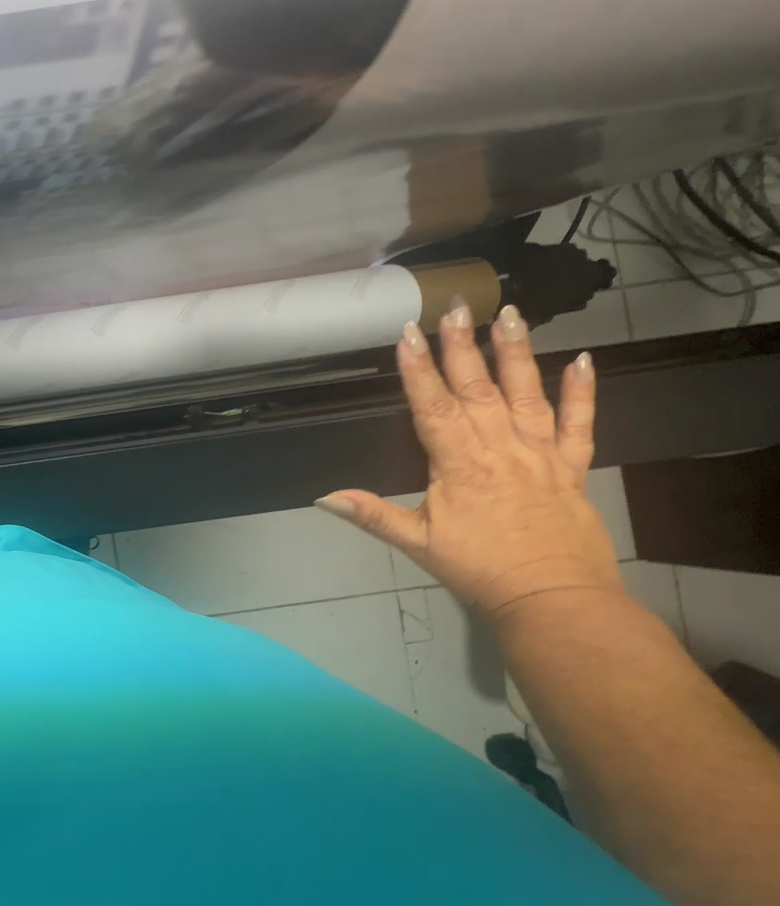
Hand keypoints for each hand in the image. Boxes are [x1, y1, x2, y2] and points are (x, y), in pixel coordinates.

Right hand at [317, 300, 622, 617]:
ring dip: (517, 353)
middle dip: (463, 346)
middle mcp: (501, 449)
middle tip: (457, 307)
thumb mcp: (417, 544)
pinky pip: (580, 422)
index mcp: (459, 465)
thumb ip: (372, 514)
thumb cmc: (478, 569)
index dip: (418, 369)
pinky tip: (582, 361)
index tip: (409, 334)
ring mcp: (541, 454)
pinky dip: (583, 391)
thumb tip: (322, 497)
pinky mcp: (573, 467)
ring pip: (527, 394)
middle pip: (478, 389)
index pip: (433, 407)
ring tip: (511, 315)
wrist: (553, 597)